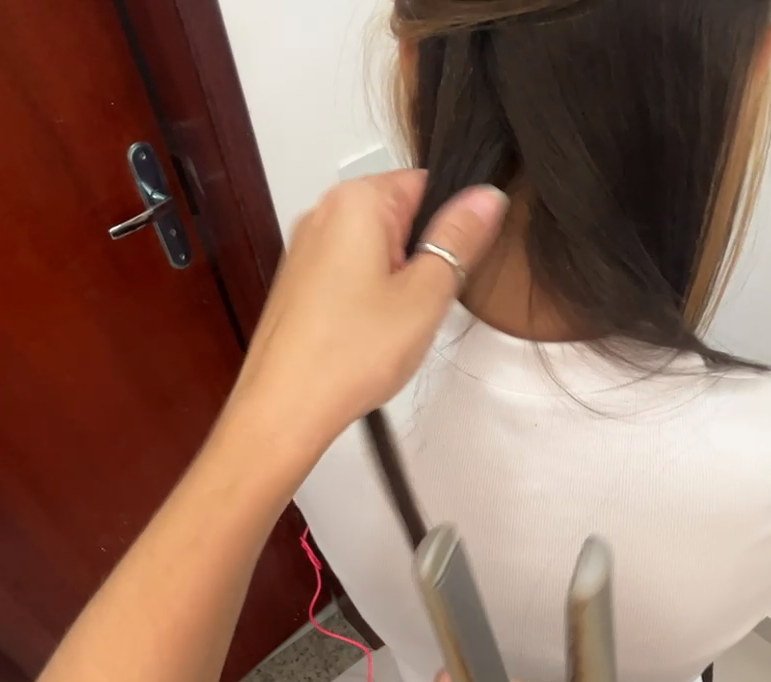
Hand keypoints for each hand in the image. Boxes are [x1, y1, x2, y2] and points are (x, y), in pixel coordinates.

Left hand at [228, 171, 506, 445]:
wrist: (285, 408)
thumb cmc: (346, 355)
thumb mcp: (425, 295)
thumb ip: (459, 238)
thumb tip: (486, 197)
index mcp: (356, 201)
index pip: (427, 184)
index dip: (449, 230)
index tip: (450, 271)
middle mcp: (323, 214)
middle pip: (398, 219)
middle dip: (419, 261)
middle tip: (419, 307)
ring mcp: (305, 250)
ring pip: (373, 253)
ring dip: (393, 285)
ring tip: (390, 328)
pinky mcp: (298, 284)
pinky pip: (348, 278)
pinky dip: (365, 302)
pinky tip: (366, 337)